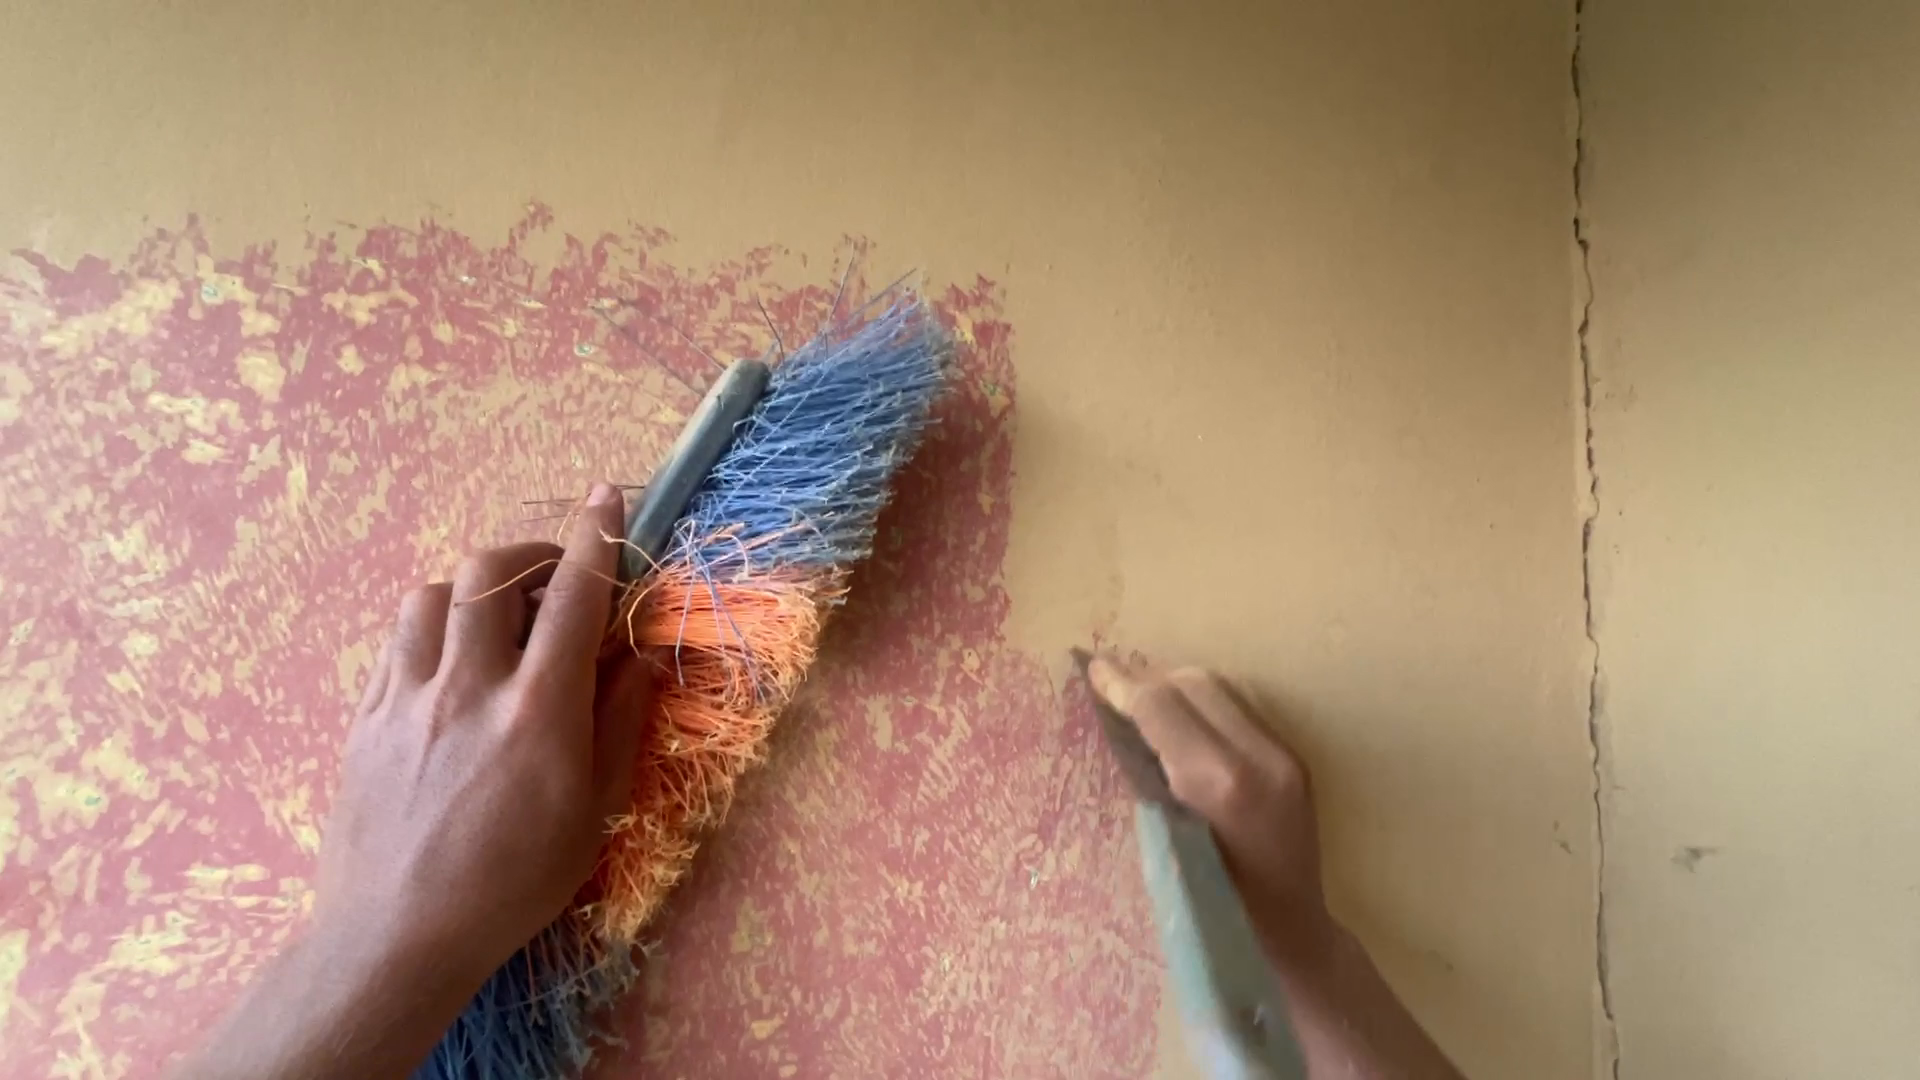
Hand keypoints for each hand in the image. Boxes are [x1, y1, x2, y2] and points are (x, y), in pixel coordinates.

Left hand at [319, 480, 648, 977]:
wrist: (396, 938)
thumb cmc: (519, 874)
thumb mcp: (597, 803)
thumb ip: (622, 715)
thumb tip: (644, 654)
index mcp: (539, 708)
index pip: (576, 597)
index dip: (596, 536)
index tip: (606, 494)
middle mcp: (470, 685)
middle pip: (491, 572)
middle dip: (533, 553)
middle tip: (559, 579)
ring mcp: (406, 697)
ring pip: (434, 594)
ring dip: (479, 588)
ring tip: (503, 621)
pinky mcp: (364, 716)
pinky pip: (397, 637)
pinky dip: (436, 623)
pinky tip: (454, 659)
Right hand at [1086, 654, 1463, 1079]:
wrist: (1295, 937)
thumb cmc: (1214, 910)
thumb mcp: (1162, 846)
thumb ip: (1144, 780)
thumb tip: (1118, 726)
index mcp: (1221, 785)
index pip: (1162, 706)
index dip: (1122, 684)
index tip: (1093, 669)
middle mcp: (1259, 758)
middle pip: (1193, 683)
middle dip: (1147, 677)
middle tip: (1112, 681)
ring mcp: (1283, 755)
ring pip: (1218, 687)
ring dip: (1174, 683)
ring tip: (1141, 693)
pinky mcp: (1294, 758)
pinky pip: (1237, 706)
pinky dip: (1199, 699)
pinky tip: (1179, 714)